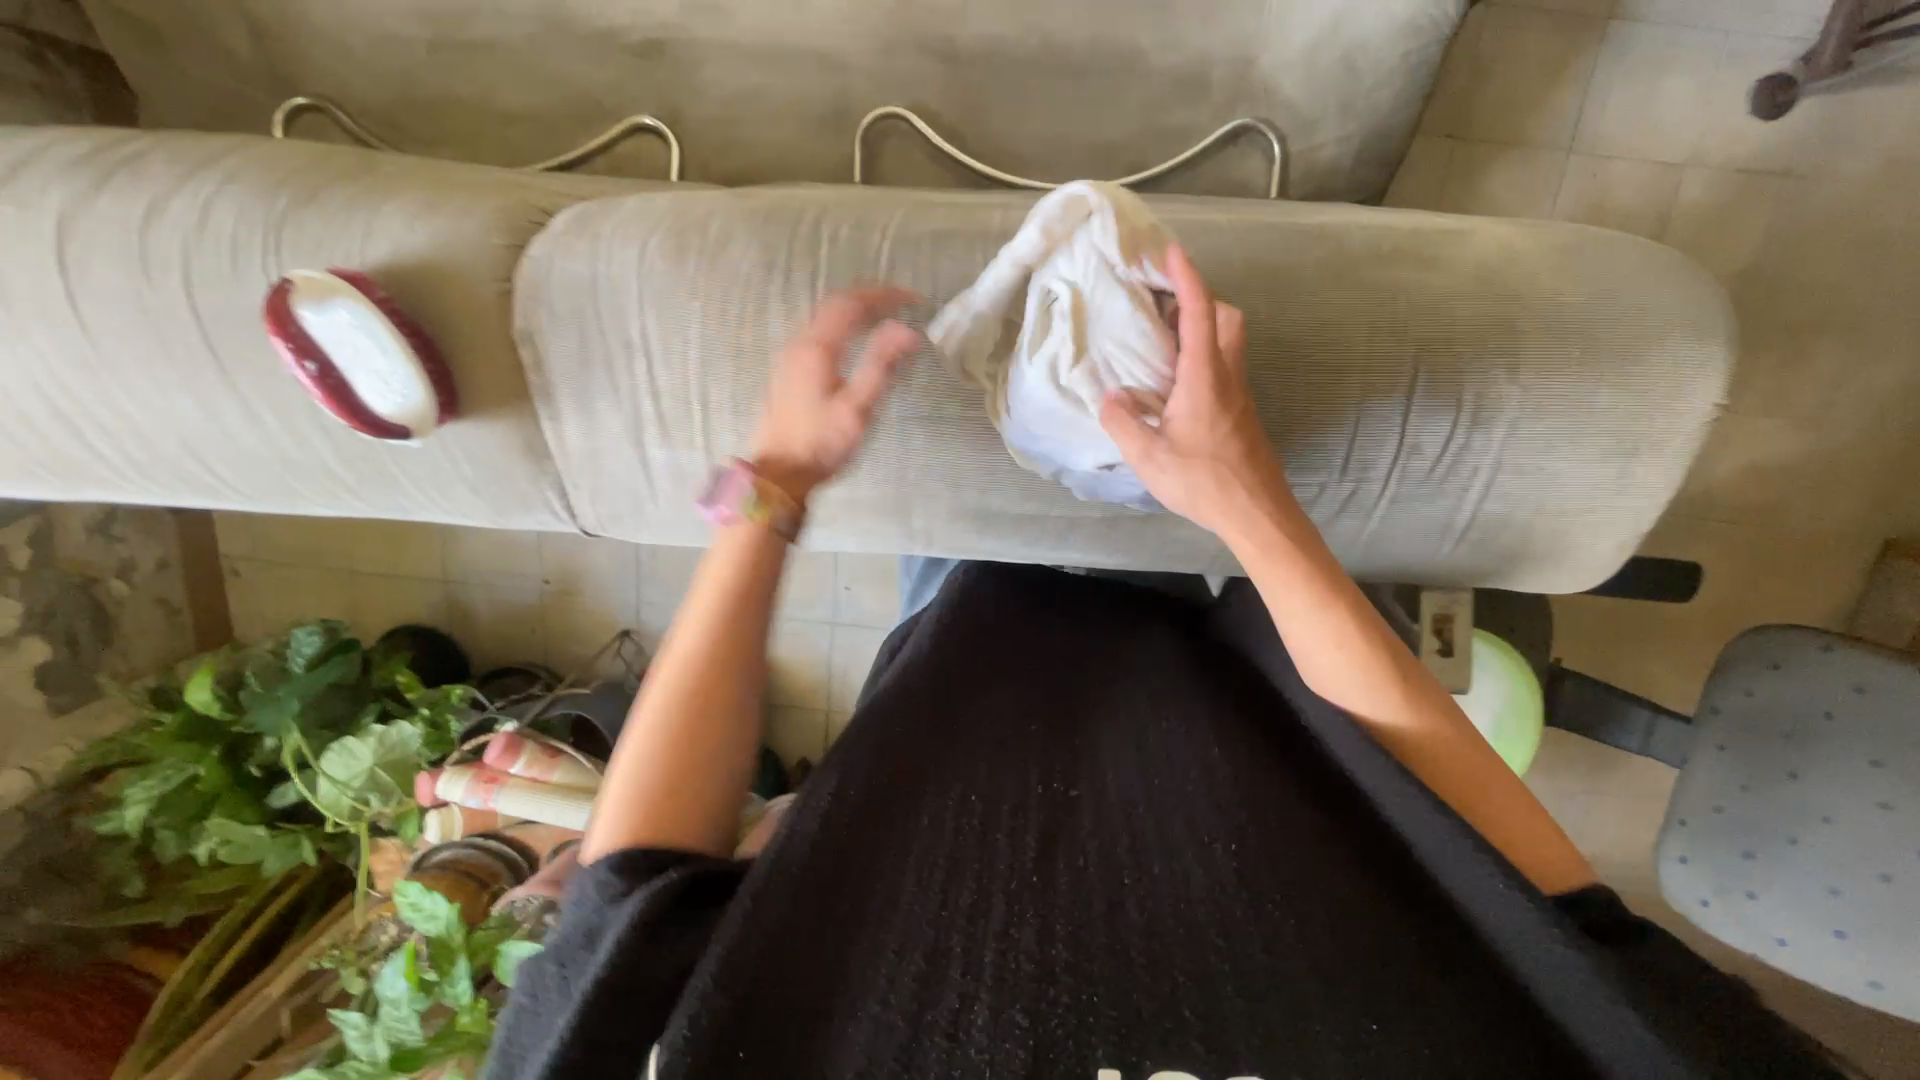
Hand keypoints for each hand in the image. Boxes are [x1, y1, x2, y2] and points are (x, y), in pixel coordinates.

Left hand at [751, 287, 920, 502]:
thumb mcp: (858, 408)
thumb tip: (907, 330)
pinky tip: (854, 343)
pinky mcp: (787, 373)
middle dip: (868, 298)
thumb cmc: (821, 444)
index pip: (851, 303)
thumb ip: (881, 365)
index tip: (913, 299)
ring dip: (853, 312)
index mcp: (816, 348)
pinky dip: (841, 327)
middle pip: (833, 305)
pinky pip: (816, 334)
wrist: (779, 475)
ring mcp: (788, 358)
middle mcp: (798, 344)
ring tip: (882, 319)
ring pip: (823, 319)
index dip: (883, 295)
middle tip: (900, 303)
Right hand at [1099, 245, 1295, 540]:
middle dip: (1200, 300)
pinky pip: (1226, 367)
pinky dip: (1205, 357)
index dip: (1187, 278)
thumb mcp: (1149, 457)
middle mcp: (1227, 376)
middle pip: (1226, 318)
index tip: (1172, 252)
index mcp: (1204, 378)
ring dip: (1204, 328)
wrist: (1256, 511)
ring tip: (1166, 343)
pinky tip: (1178, 385)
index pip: (1199, 313)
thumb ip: (1124, 423)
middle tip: (1165, 307)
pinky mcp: (1241, 413)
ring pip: (1230, 342)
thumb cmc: (1203, 482)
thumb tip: (1111, 397)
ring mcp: (1239, 395)